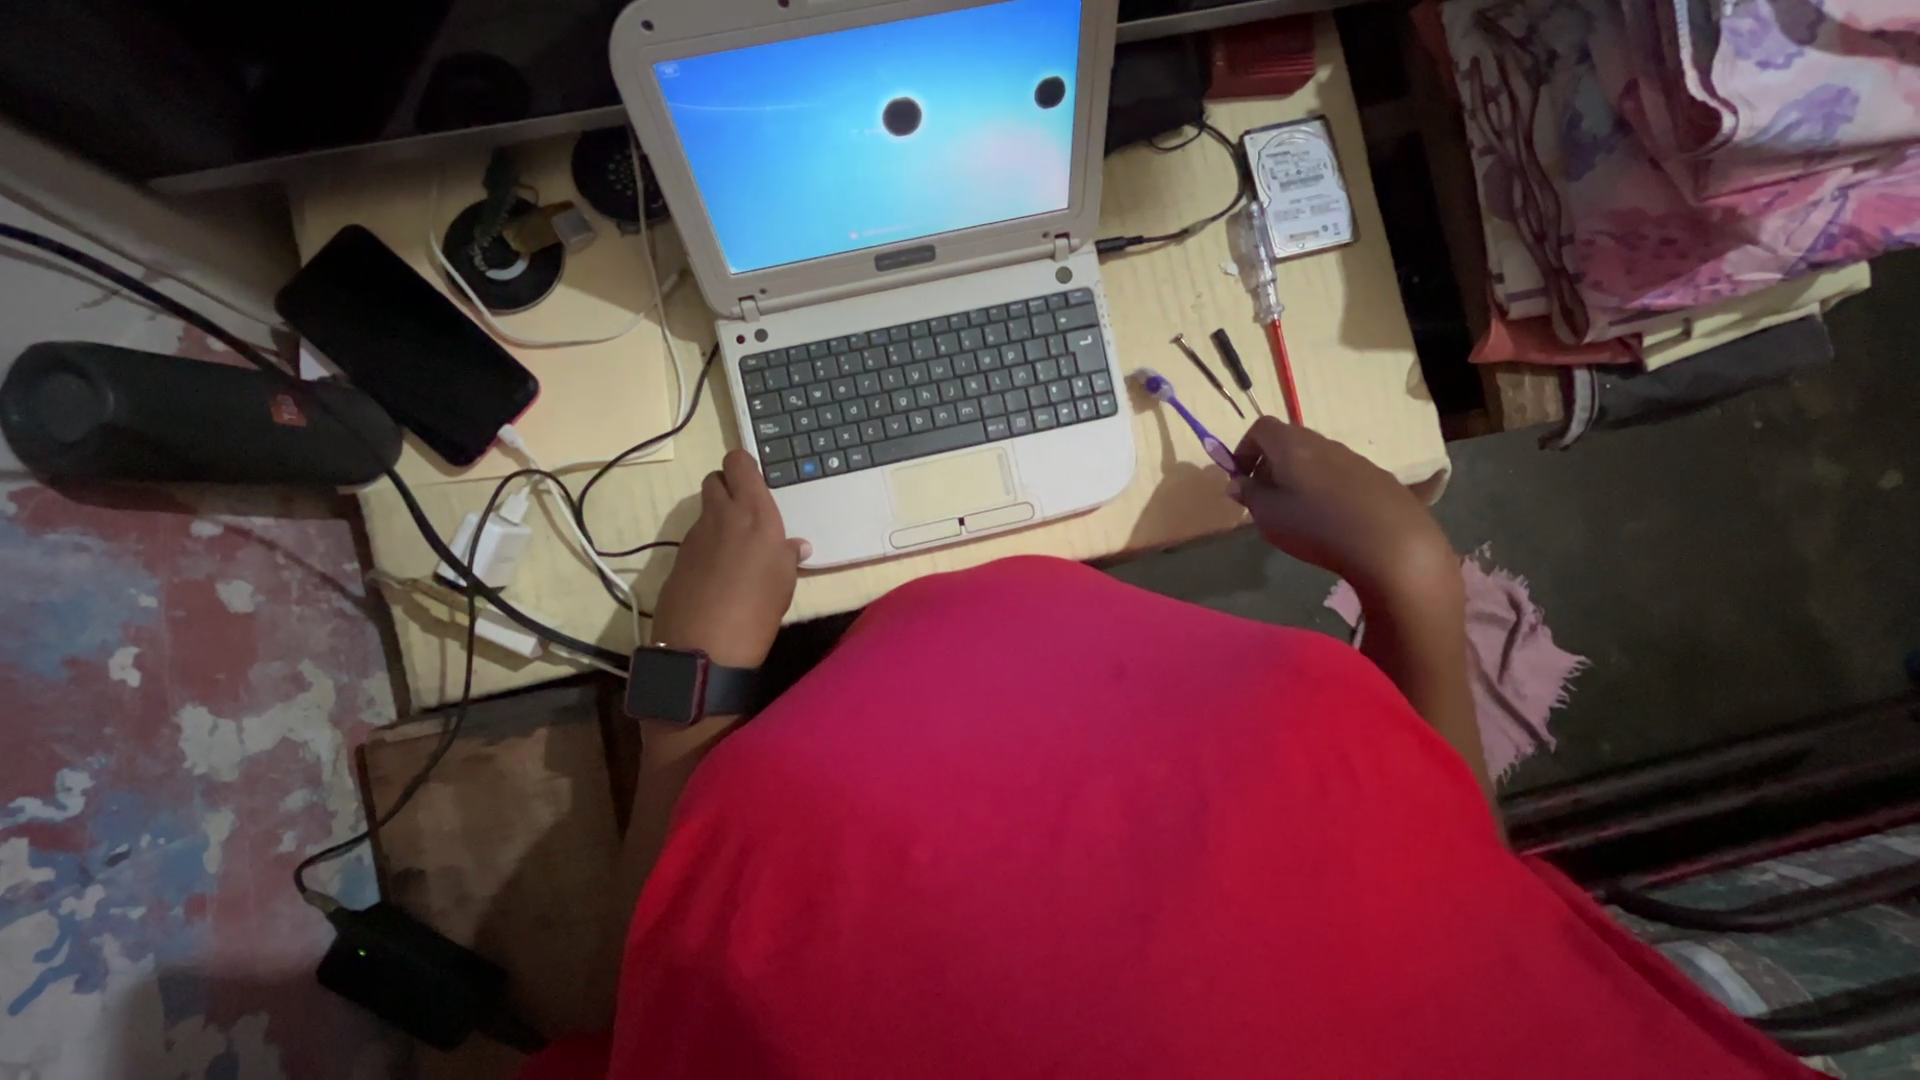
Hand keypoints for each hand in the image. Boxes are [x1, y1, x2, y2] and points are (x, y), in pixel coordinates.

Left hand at [651, 450, 809, 669]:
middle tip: (745, 512)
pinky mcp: (677, 558)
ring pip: (704, 510)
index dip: (744, 466)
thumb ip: (787, 556)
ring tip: (735, 548)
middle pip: (715, 479)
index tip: (754, 481)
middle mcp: (721, 515)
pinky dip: (706, 545)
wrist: (705, 646)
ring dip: (717, 518)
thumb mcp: (785, 581)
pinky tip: (718, 572)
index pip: (738, 463)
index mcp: (754, 512)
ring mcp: (694, 536)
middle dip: (727, 487)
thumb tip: (795, 545)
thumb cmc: (758, 608)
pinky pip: (695, 538)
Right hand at [1229, 417, 1455, 602]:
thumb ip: (1249, 495)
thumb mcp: (1269, 517)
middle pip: (1290, 439)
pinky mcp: (1378, 476)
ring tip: (1300, 509)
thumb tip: (1236, 482)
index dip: (1245, 448)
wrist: (1392, 544)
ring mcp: (1354, 458)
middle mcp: (1323, 444)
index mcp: (1292, 447)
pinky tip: (1333, 517)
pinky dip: (1327, 485)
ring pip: (1317, 456)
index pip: (1261, 427)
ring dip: (1300, 474)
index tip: (1242, 476)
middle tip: (1267, 495)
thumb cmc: (1317, 528)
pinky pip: (1341, 472)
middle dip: (1271, 462)